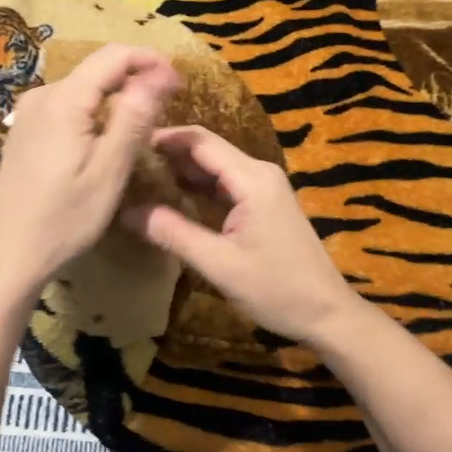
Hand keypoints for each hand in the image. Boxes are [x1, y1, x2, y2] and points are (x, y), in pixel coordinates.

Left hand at [0, 44, 181, 291]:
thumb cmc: (65, 218)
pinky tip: (109, 135)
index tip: (180, 81)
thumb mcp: (109, 170)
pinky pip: (67, 104)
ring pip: (83, 87)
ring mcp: (29, 111)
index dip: (151, 60)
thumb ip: (134, 117)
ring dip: (116, 94)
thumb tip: (160, 74)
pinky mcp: (25, 129)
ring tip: (145, 120)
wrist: (10, 253)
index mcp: (64, 100)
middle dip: (136, 76)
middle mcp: (42, 95)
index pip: (113, 55)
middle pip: (97, 68)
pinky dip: (95, 110)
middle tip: (170, 102)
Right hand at [121, 126, 364, 345]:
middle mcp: (258, 172)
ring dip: (179, 169)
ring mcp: (262, 186)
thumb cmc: (277, 290)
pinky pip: (222, 182)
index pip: (199, 140)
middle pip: (205, 148)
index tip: (124, 142)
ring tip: (137, 177)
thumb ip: (173, 233)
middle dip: (166, 152)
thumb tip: (126, 211)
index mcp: (252, 179)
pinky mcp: (262, 202)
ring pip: (213, 165)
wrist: (327, 314)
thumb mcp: (219, 265)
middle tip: (124, 162)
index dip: (162, 137)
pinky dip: (195, 185)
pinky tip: (167, 196)